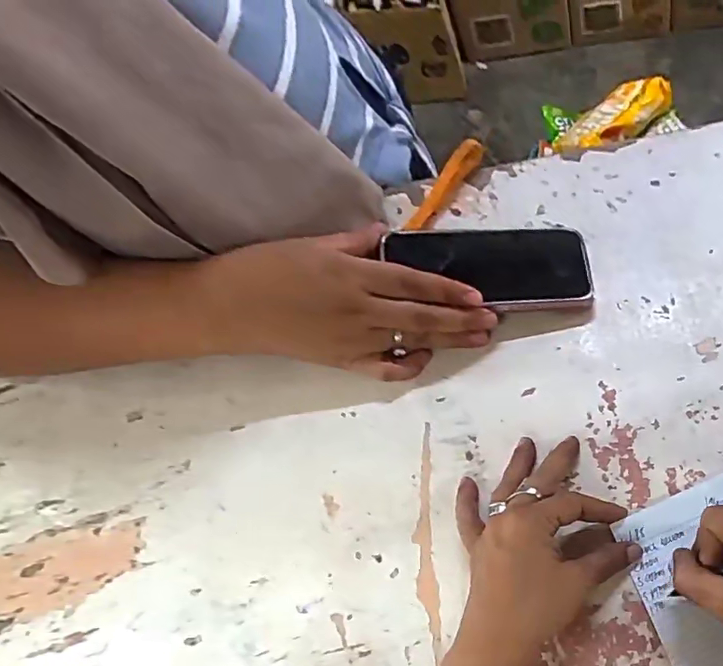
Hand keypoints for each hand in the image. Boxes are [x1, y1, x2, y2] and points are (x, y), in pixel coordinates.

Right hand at [191, 224, 496, 380]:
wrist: (230, 308)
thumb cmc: (267, 268)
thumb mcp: (313, 243)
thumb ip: (355, 241)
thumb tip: (388, 240)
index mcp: (352, 275)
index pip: (413, 283)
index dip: (449, 290)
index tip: (478, 295)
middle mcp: (360, 310)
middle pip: (421, 317)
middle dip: (461, 320)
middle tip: (492, 320)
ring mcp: (353, 340)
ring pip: (410, 342)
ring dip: (448, 341)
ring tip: (477, 338)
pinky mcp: (342, 362)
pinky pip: (383, 369)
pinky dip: (407, 366)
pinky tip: (425, 356)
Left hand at [453, 437, 640, 665]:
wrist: (495, 642)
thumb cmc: (537, 610)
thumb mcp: (576, 582)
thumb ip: (604, 559)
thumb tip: (631, 545)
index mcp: (531, 520)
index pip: (572, 505)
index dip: (599, 510)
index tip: (621, 520)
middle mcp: (507, 518)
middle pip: (537, 485)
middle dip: (557, 464)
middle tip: (570, 442)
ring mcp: (489, 533)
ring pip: (505, 492)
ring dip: (518, 468)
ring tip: (526, 445)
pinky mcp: (478, 551)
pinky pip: (470, 520)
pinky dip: (468, 502)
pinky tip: (467, 483)